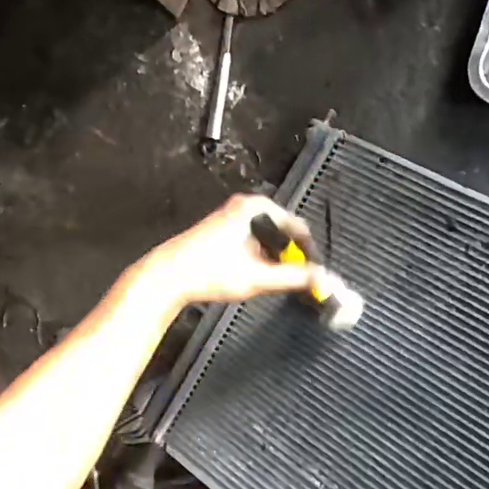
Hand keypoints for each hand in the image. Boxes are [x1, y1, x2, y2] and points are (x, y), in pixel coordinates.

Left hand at [133, 194, 328, 306]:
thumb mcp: (257, 277)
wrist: (166, 277)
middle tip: (298, 277)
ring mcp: (228, 219)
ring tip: (276, 279)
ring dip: (273, 258)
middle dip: (290, 255)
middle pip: (280, 231)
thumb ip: (293, 278)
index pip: (295, 225)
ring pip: (264, 238)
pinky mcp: (218, 234)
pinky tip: (253, 277)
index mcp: (253, 207)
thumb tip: (322, 280)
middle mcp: (241, 207)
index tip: (315, 269)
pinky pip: (249, 243)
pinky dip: (258, 258)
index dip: (307, 249)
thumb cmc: (208, 271)